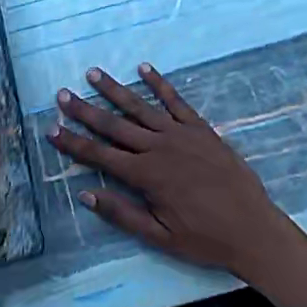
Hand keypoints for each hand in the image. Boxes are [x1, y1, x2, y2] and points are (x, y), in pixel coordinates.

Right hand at [48, 62, 283, 273]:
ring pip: (139, 107)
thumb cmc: (205, 238)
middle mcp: (158, 147)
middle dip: (84, 109)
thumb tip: (85, 193)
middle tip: (62, 94)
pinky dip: (159, 84)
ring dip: (114, 89)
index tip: (51, 129)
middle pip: (113, 125)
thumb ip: (122, 214)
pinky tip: (144, 68)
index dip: (73, 142)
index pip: (99, 155)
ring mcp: (179, 134)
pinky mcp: (200, 129)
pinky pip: (176, 101)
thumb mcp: (160, 236)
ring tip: (93, 73)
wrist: (255, 230)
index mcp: (145, 175)